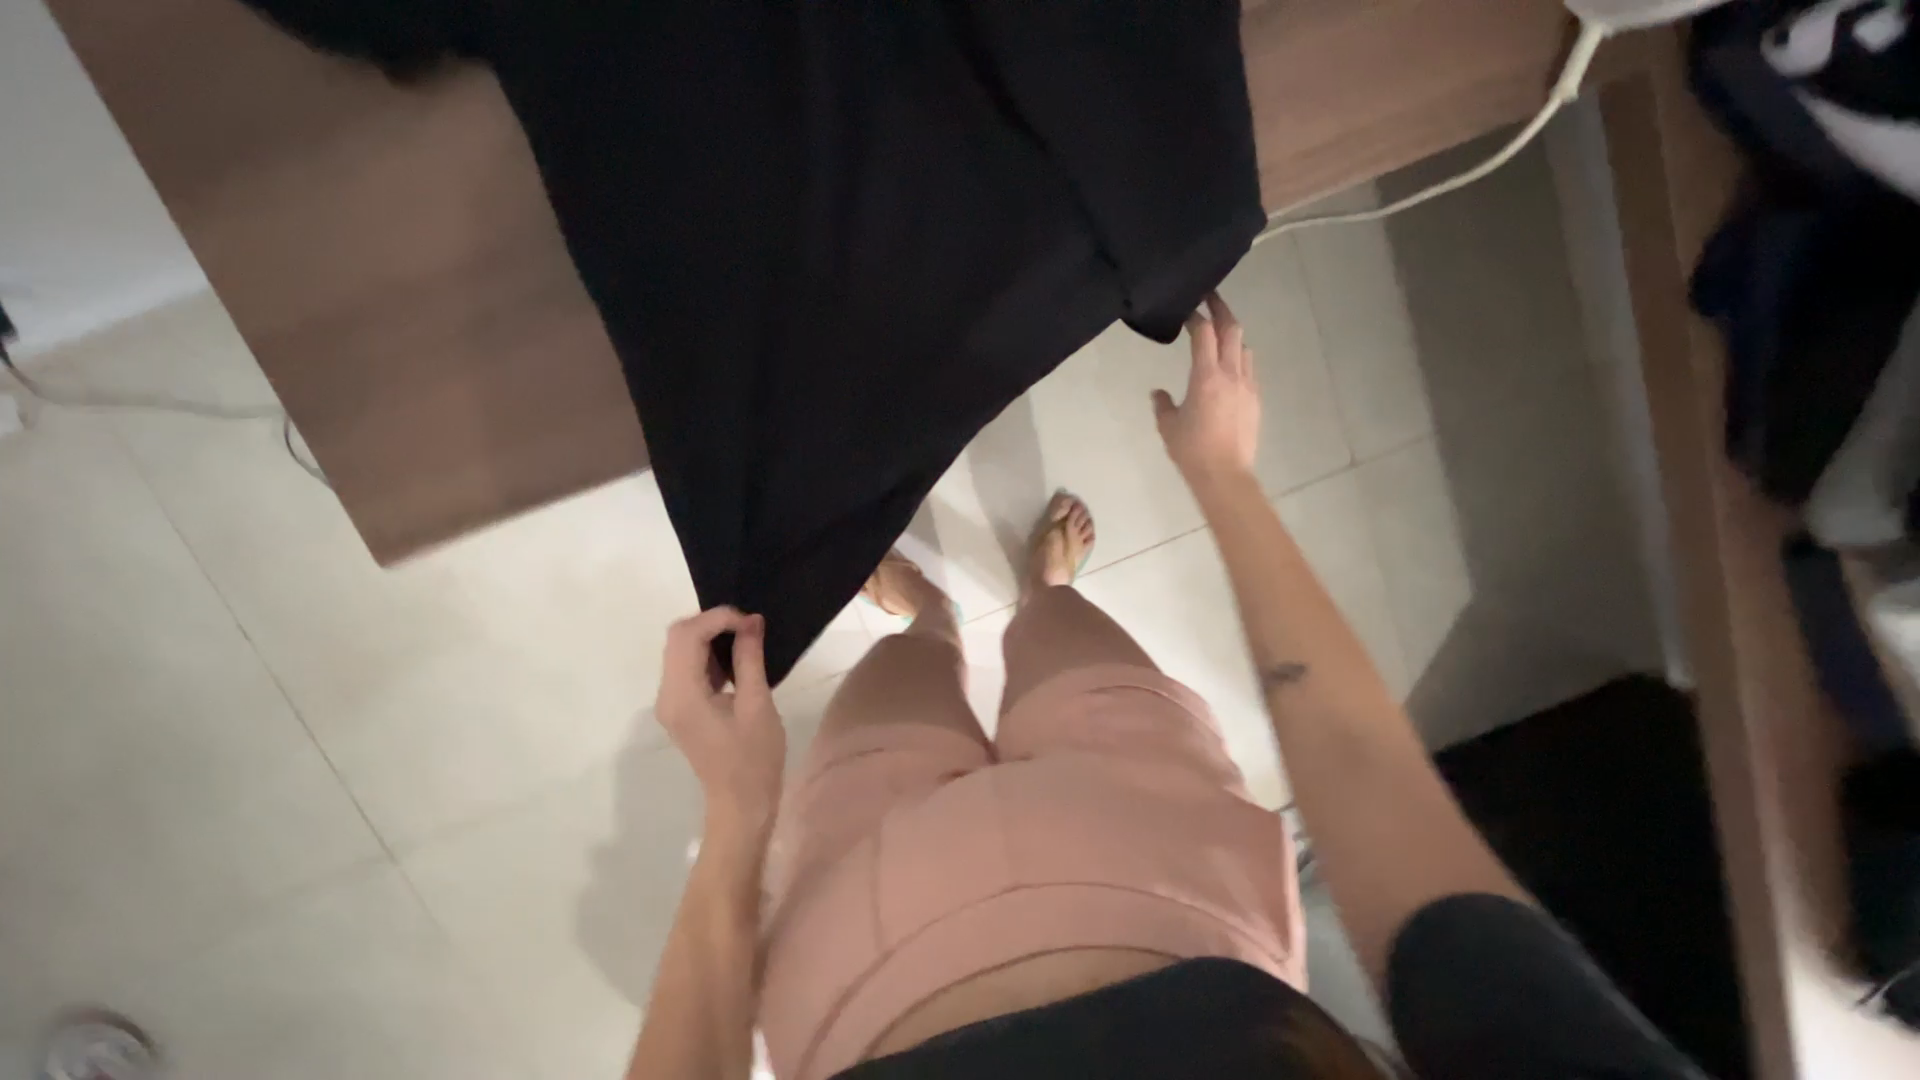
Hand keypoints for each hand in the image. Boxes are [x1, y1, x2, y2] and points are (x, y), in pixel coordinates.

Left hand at [654, 607, 785, 832]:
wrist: (741, 804)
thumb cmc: (754, 758)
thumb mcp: (757, 704)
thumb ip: (750, 658)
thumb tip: (752, 621)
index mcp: (682, 695)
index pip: (687, 636)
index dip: (718, 618)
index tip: (752, 622)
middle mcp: (666, 695)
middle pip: (677, 638)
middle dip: (712, 623)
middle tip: (749, 628)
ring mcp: (670, 703)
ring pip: (680, 651)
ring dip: (710, 638)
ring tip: (746, 640)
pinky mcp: (680, 709)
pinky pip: (687, 668)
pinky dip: (708, 656)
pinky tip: (736, 662)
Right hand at [1152, 292, 1260, 493]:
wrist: (1225, 475)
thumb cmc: (1191, 450)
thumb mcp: (1168, 426)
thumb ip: (1162, 404)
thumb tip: (1159, 393)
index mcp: (1206, 376)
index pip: (1204, 333)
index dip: (1196, 316)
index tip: (1188, 309)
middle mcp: (1231, 374)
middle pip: (1231, 330)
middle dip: (1221, 310)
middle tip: (1210, 299)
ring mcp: (1247, 386)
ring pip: (1243, 348)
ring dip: (1232, 335)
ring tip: (1220, 334)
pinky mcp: (1255, 400)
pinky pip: (1249, 369)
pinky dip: (1238, 359)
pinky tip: (1230, 367)